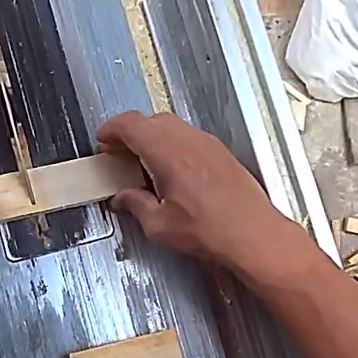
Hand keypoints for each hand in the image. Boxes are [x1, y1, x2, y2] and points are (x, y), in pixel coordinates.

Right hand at [96, 111, 317, 282]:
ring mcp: (208, 144)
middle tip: (118, 154)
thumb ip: (136, 205)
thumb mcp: (160, 226)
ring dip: (152, 139)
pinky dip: (172, 146)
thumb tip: (125, 198)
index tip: (104, 140)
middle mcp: (189, 141)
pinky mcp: (221, 153)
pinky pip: (189, 138)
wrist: (254, 235)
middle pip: (150, 121)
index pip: (131, 124)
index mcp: (168, 153)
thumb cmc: (213, 231)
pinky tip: (170, 171)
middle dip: (130, 134)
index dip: (111, 129)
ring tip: (142, 164)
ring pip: (172, 127)